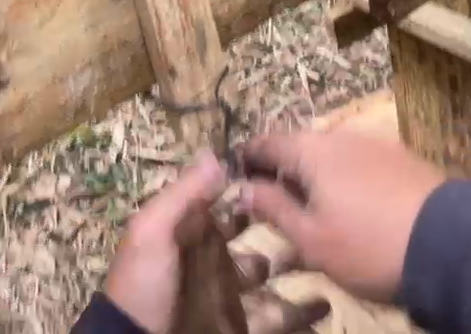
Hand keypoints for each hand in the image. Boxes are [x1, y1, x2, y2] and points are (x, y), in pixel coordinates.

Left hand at [105, 154, 330, 333]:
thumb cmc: (142, 284)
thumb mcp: (153, 231)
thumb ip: (184, 194)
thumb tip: (216, 154)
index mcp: (192, 237)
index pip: (228, 211)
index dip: (254, 198)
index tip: (288, 184)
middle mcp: (215, 265)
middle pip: (257, 248)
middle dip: (284, 238)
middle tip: (316, 228)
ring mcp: (229, 301)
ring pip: (272, 284)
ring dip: (299, 274)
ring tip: (328, 265)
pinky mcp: (241, 329)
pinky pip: (276, 321)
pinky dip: (303, 316)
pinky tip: (326, 307)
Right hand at [237, 130, 447, 303]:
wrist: (454, 247)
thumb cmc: (369, 244)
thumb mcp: (312, 239)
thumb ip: (273, 208)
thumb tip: (242, 189)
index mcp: (308, 149)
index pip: (264, 143)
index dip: (247, 159)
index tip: (240, 178)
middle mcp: (336, 135)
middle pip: (298, 147)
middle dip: (285, 170)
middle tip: (281, 203)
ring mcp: (373, 142)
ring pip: (331, 154)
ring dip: (319, 175)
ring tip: (322, 209)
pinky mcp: (402, 157)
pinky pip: (361, 162)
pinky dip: (349, 178)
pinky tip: (360, 206)